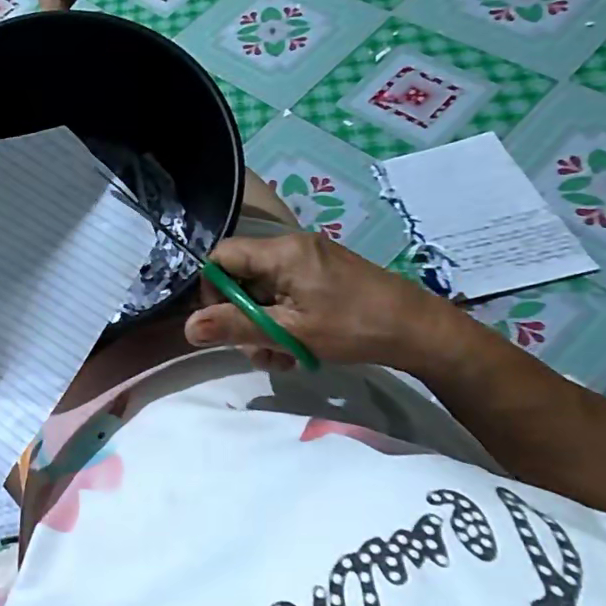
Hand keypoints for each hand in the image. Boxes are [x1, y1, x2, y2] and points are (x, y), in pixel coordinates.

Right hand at [183, 232, 469, 373]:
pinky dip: (286, 322)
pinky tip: (301, 351)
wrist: (416, 328)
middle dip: (244, 319)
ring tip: (285, 358)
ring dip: (266, 328)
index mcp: (281, 251)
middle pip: (244, 278)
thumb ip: (237, 328)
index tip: (223, 325)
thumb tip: (188, 328)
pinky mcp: (326, 276)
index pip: (222, 256)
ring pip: (266, 292)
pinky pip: (289, 295)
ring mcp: (312, 261)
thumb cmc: (353, 327)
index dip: (212, 291)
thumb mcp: (290, 332)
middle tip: (261, 353)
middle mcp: (293, 247)